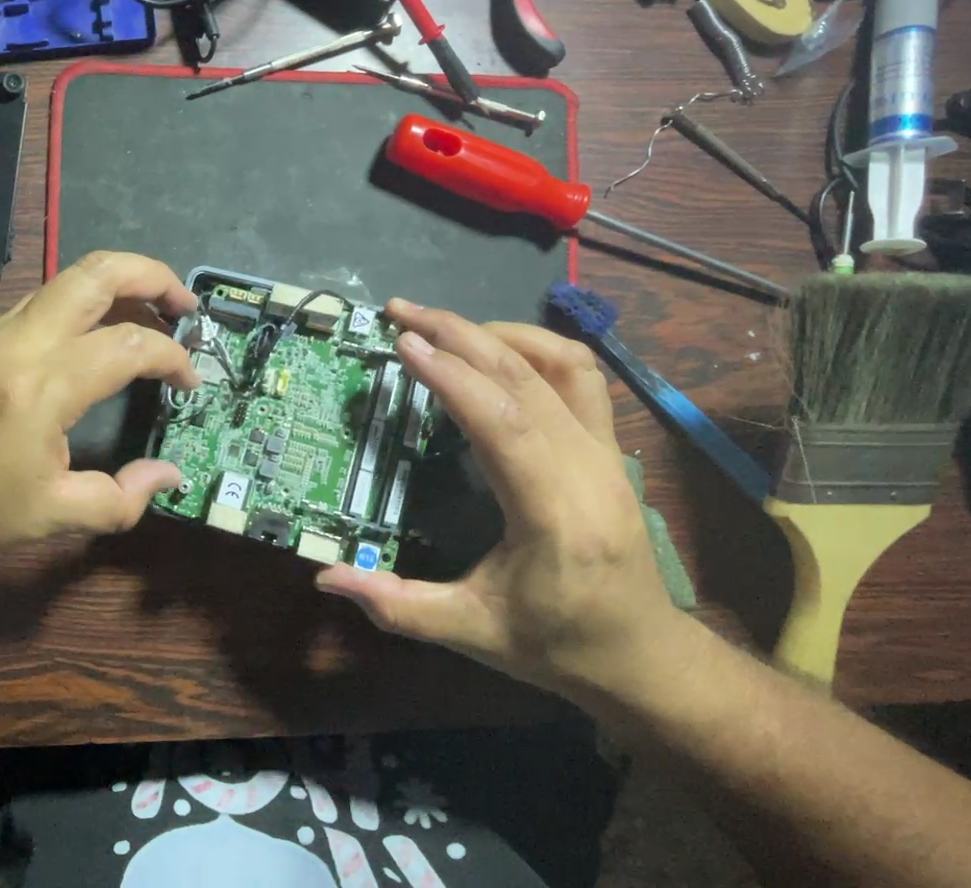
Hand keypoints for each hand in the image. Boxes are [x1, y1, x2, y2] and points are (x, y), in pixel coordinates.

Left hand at [0, 252, 200, 599]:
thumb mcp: (53, 516)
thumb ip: (122, 498)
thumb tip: (168, 475)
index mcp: (40, 387)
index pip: (129, 344)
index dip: (173, 357)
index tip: (190, 383)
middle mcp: (16, 343)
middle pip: (95, 273)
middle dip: (152, 275)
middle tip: (185, 304)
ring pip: (64, 281)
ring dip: (115, 288)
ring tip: (149, 319)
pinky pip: (38, 304)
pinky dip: (80, 306)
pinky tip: (93, 341)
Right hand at [314, 300, 685, 698]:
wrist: (644, 658)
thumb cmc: (557, 645)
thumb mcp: (472, 632)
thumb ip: (397, 606)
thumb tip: (326, 578)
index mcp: (555, 513)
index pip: (504, 422)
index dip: (452, 376)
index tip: (404, 342)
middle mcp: (589, 470)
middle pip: (527, 377)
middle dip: (461, 335)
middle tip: (402, 313)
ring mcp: (607, 453)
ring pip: (561, 363)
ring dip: (498, 333)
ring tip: (441, 326)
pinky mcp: (609, 448)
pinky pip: (579, 376)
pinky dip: (533, 348)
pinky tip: (492, 350)